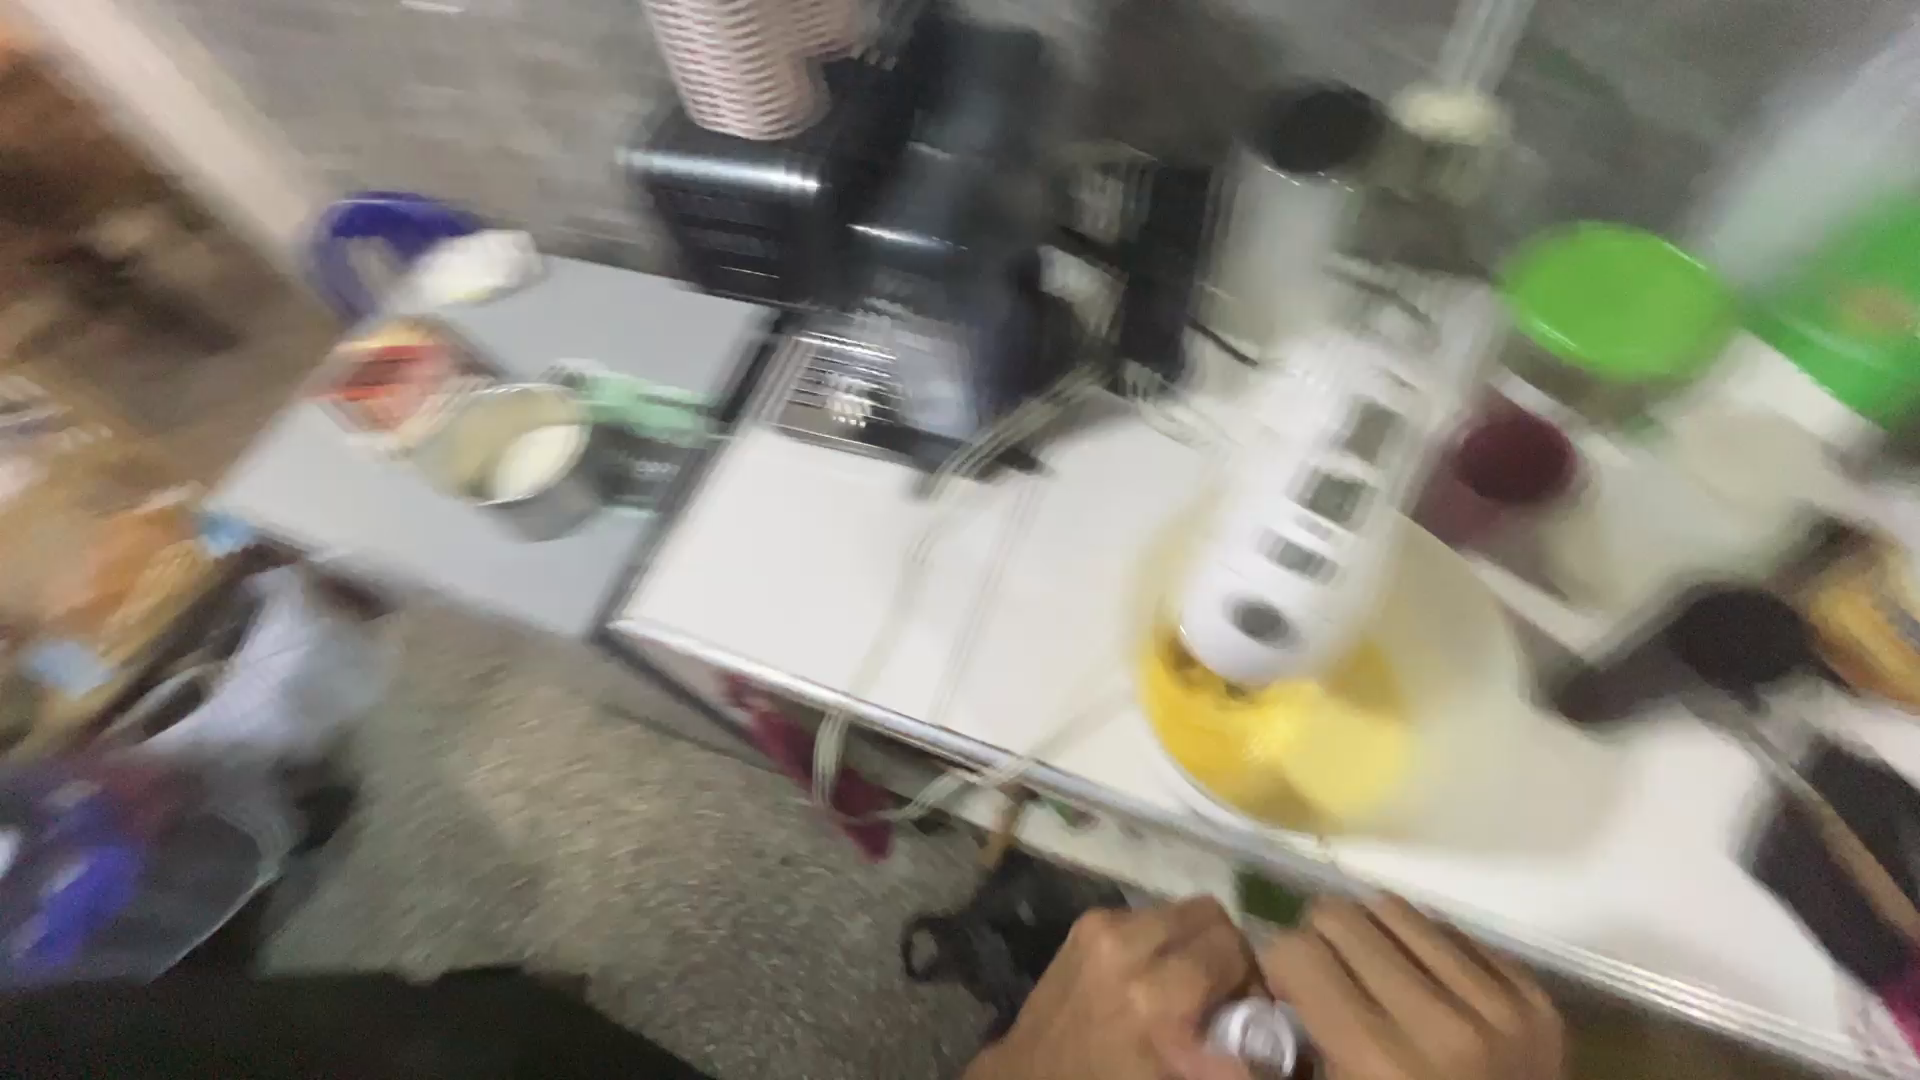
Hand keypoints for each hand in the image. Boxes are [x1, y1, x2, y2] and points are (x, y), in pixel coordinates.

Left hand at [964, 897, 1259, 1079]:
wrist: (1031, 1076)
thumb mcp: (1176, 1077)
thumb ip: (1225, 1055)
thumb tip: (1273, 1040)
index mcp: (1153, 998)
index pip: (1230, 948)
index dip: (1253, 978)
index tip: (1252, 1010)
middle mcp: (1125, 946)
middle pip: (1208, 913)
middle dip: (1227, 950)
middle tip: (1227, 992)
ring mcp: (1100, 926)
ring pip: (1178, 908)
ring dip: (1194, 941)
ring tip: (1189, 982)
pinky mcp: (1084, 921)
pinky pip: (1144, 915)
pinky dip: (1161, 939)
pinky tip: (1153, 974)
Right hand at [1262, 895, 1564, 1079]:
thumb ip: (1278, 1053)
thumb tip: (1245, 987)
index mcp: (1380, 1061)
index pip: (1295, 950)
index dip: (1280, 967)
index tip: (1289, 994)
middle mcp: (1442, 1025)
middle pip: (1337, 914)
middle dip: (1320, 942)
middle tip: (1330, 980)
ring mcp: (1498, 1009)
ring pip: (1391, 906)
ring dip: (1371, 936)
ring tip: (1377, 977)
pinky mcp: (1536, 1001)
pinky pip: (1449, 927)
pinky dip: (1425, 949)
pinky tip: (1425, 987)